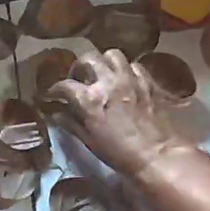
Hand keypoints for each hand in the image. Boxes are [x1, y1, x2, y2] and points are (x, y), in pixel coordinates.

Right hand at [48, 49, 194, 179]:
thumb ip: (70, 122)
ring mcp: (131, 79)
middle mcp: (109, 82)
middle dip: (79, 67)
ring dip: (104, 63)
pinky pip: (134, 66)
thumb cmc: (118, 152)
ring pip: (112, 55)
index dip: (54, 90)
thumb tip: (56, 113)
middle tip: (78, 80)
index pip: (64, 85)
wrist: (158, 155)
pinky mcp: (148, 82)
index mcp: (89, 99)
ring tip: (102, 76)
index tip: (51, 96)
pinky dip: (126, 70)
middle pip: (88, 59)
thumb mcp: (88, 140)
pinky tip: (124, 82)